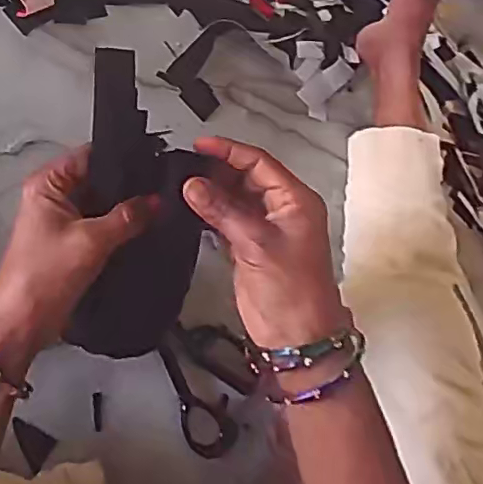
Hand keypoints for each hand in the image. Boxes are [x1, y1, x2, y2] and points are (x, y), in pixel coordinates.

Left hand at [0, 148, 153, 373]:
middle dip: (126, 185)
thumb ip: (128, 217)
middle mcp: (51, 197)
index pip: (89, 155)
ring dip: (123, 207)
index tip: (151, 160)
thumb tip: (156, 202)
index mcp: (46, 184)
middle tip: (160, 185)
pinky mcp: (70, 241)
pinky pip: (99, 224)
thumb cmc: (42, 278)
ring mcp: (61, 220)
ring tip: (157, 204)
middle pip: (97, 178)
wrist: (23, 325)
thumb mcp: (91, 241)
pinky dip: (118, 226)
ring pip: (100, 202)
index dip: (120, 157)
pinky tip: (142, 226)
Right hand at [181, 137, 347, 348]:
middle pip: (247, 177)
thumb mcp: (256, 244)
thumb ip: (223, 211)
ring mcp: (267, 229)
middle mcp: (283, 210)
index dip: (229, 151)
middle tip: (188, 168)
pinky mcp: (252, 247)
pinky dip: (211, 214)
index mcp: (296, 201)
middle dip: (218, 171)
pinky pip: (229, 220)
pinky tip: (193, 210)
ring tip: (185, 187)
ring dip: (212, 192)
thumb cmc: (295, 294)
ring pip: (236, 198)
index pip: (259, 162)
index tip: (202, 145)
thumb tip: (195, 185)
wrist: (297, 338)